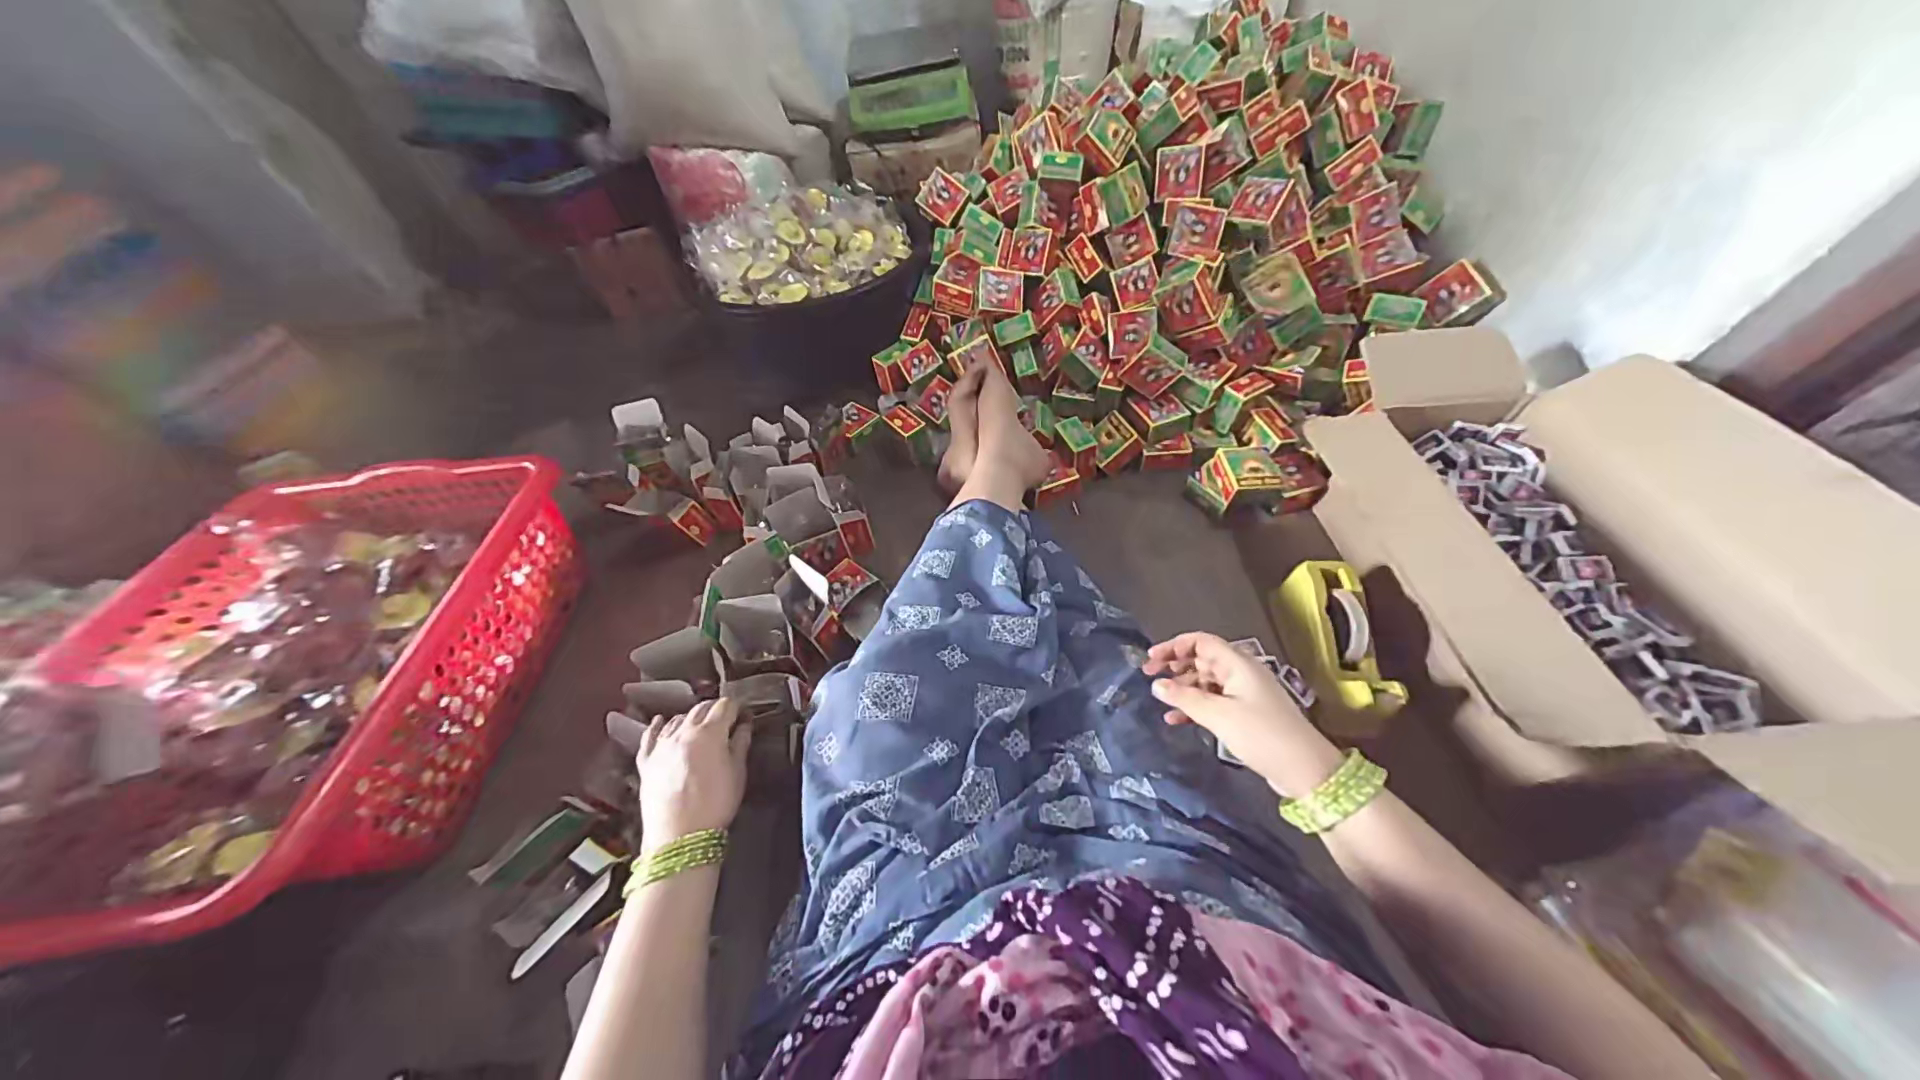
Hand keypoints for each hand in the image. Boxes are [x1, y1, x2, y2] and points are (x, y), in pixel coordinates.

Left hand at [636, 697, 750, 850]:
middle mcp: (683, 732)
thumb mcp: (737, 772)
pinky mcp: (646, 761)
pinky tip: (660, 721)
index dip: (737, 708)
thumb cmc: (715, 804)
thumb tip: (744, 725)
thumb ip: (741, 743)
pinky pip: (650, 736)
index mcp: (710, 733)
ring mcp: (662, 746)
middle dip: (715, 709)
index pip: (725, 706)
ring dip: (691, 717)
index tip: (743, 715)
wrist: (678, 837)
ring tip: (700, 725)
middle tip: (726, 719)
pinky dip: (657, 726)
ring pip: (677, 719)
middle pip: (700, 708)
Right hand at [1142, 632, 1343, 797]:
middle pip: (1202, 659)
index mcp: (1239, 664)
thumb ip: (1185, 698)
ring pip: (1205, 681)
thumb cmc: (1262, 735)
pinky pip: (1213, 701)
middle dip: (1174, 665)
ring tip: (1161, 699)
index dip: (1174, 646)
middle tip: (1149, 675)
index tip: (1151, 658)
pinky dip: (1194, 706)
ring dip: (1182, 688)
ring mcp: (1244, 693)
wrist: (1304, 770)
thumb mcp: (1219, 715)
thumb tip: (1156, 684)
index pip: (1201, 642)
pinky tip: (1176, 719)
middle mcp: (1241, 673)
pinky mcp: (1245, 713)